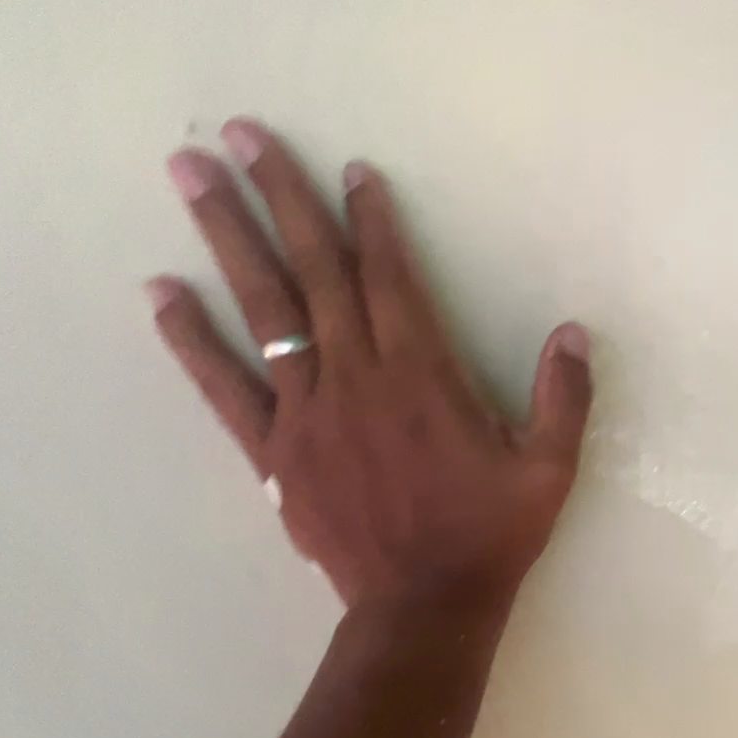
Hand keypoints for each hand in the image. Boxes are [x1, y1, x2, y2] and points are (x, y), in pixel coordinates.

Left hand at [147, 118, 591, 608]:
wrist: (426, 602)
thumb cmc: (493, 532)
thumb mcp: (551, 468)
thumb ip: (565, 398)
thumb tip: (574, 334)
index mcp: (425, 379)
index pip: (392, 281)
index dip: (374, 223)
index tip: (353, 173)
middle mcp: (358, 380)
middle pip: (316, 276)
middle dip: (284, 201)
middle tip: (244, 136)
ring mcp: (307, 413)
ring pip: (264, 313)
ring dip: (228, 240)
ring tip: (192, 176)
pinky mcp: (276, 450)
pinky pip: (225, 386)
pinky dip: (192, 339)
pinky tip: (163, 295)